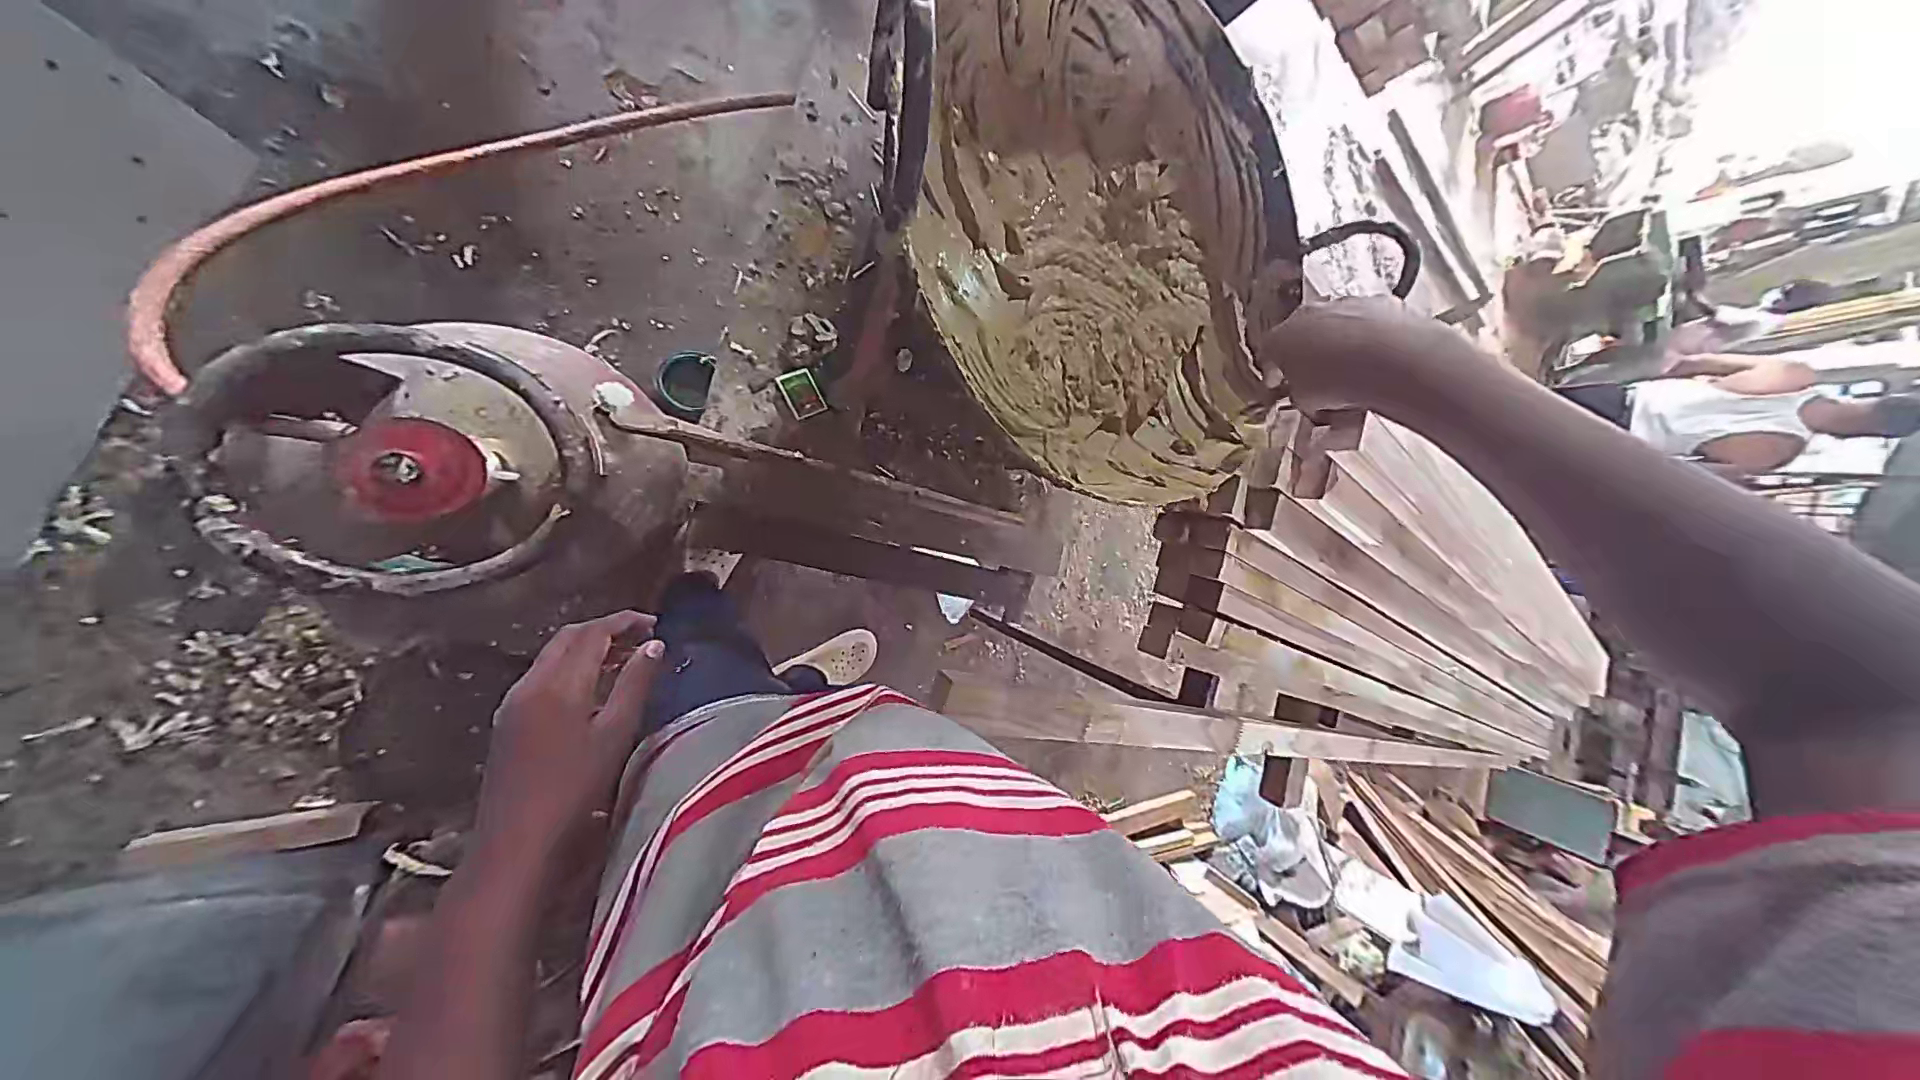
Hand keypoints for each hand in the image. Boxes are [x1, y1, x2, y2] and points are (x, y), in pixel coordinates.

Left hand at [472, 611, 663, 866]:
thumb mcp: (616, 734)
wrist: (516, 844)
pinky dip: (572, 669)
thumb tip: (654, 646)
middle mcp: (529, 685)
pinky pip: (543, 677)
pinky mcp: (508, 723)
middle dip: (605, 630)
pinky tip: (594, 689)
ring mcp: (513, 705)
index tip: (655, 623)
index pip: (591, 633)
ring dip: (588, 649)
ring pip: (553, 657)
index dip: (624, 622)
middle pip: (568, 638)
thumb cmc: (575, 789)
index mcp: (557, 684)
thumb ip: (635, 684)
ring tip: (626, 660)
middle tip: (642, 637)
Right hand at [1253, 295, 1494, 417]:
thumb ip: (1299, 395)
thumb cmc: (1337, 381)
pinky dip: (1370, 339)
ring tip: (1352, 374)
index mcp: (1280, 338)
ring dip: (1340, 345)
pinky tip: (1378, 362)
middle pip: (1303, 334)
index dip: (1273, 370)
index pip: (1268, 352)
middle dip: (1308, 354)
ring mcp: (1344, 305)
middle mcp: (1308, 314)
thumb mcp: (1305, 402)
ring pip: (1336, 326)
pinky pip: (1368, 323)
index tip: (1279, 382)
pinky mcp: (1380, 303)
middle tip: (1316, 378)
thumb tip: (1307, 398)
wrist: (1388, 360)